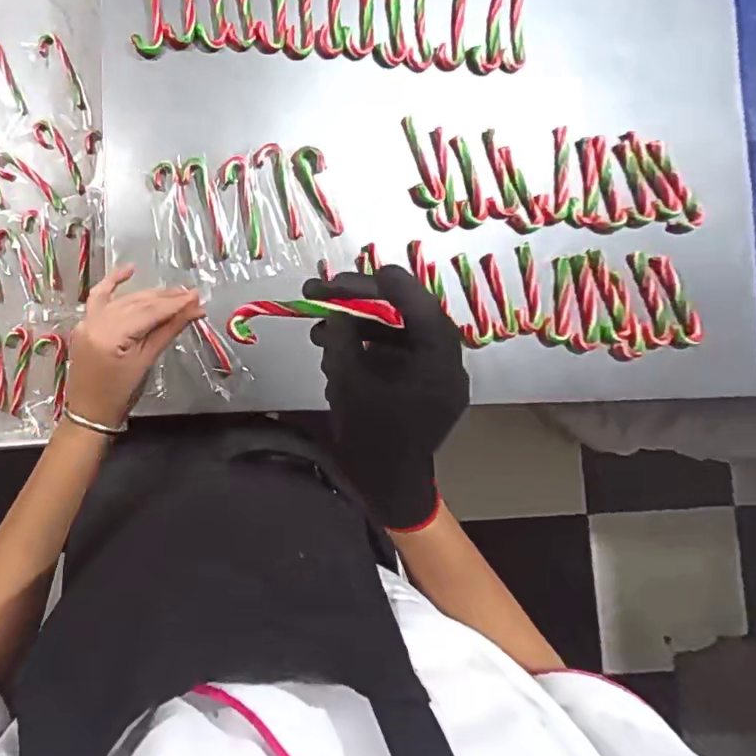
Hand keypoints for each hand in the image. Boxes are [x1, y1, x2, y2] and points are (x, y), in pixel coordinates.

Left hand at [64, 265, 204, 427]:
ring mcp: (86, 322)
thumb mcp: (145, 363)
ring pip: (123, 301)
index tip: (197, 297)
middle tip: (191, 295)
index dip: (174, 304)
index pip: (148, 313)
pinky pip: (99, 298)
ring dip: (148, 295)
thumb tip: (192, 309)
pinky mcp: (84, 324)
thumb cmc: (120, 395)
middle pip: (136, 303)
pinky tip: (129, 270)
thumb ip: (167, 331)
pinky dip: (112, 284)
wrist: (89, 413)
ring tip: (173, 293)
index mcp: (110, 337)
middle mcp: (95, 323)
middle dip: (165, 298)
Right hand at [303, 265, 469, 529]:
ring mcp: (428, 380)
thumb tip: (338, 311)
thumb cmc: (372, 436)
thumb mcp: (350, 382)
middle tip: (321, 289)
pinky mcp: (413, 391)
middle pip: (401, 318)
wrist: (384, 487)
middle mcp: (440, 366)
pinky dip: (362, 350)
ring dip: (354, 328)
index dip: (388, 285)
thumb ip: (343, 340)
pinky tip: (331, 352)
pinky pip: (390, 358)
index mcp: (439, 362)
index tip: (364, 268)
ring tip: (315, 329)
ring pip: (392, 337)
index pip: (419, 307)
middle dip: (358, 304)